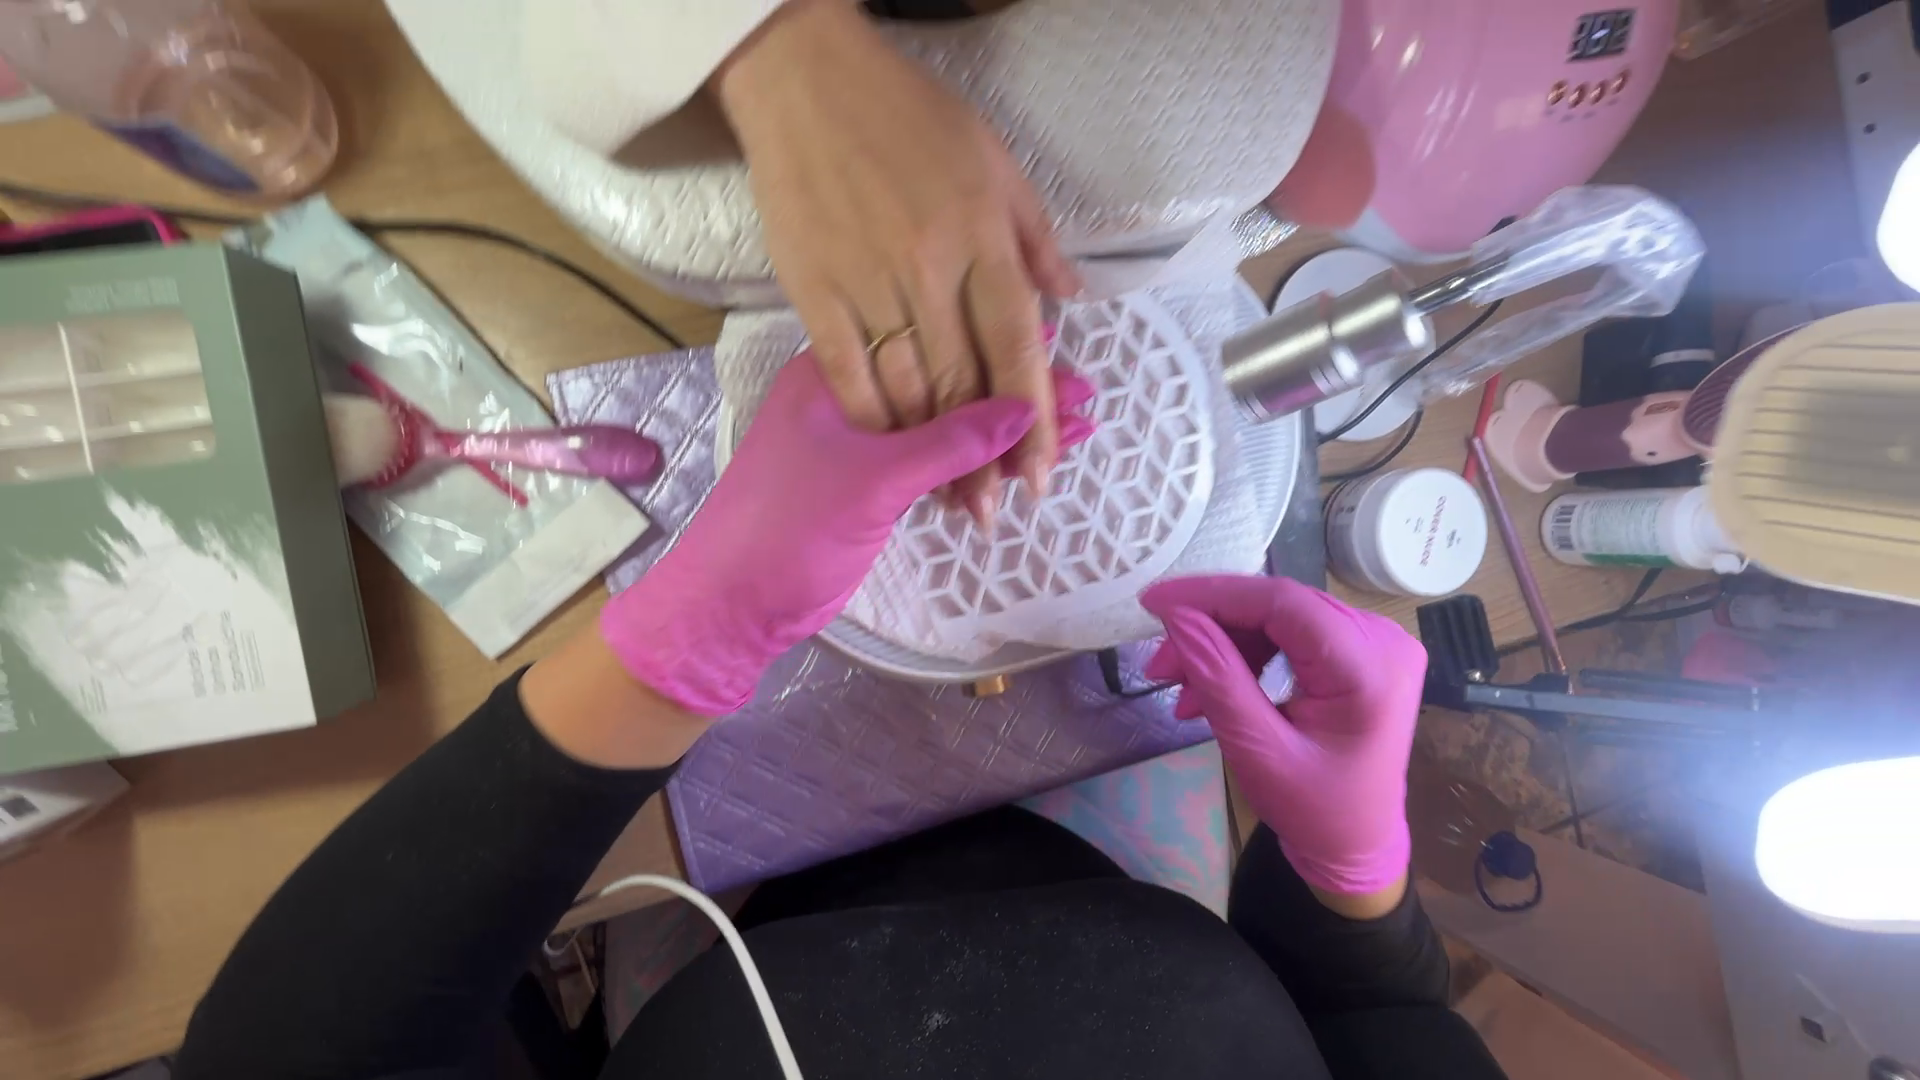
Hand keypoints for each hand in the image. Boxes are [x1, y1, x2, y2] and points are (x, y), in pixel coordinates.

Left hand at [602, 351, 1094, 716]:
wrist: (734, 603)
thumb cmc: (788, 529)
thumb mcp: (871, 481)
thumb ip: (947, 443)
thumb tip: (1026, 409)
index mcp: (839, 370)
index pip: (932, 342)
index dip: (998, 350)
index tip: (1060, 353)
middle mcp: (855, 394)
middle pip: (949, 382)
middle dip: (1017, 394)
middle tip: (1083, 399)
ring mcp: (865, 440)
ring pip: (947, 425)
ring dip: (1005, 432)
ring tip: (1076, 429)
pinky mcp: (874, 481)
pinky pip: (935, 462)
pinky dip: (977, 465)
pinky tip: (1020, 464)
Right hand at [713, 0, 1082, 522]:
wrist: (805, 83)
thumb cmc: (911, 120)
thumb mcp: (997, 164)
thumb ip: (1036, 240)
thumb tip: (1073, 303)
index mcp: (982, 241)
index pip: (1016, 349)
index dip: (1030, 421)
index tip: (1037, 478)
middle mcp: (931, 272)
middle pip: (962, 386)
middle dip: (979, 460)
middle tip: (989, 514)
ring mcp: (868, 286)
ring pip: (907, 390)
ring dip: (928, 456)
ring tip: (944, 502)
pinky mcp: (815, 294)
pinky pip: (848, 375)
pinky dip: (872, 421)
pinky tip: (888, 456)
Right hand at [1140, 575, 1426, 897]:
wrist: (1356, 848)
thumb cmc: (1313, 810)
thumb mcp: (1257, 750)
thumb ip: (1217, 677)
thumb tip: (1176, 617)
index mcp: (1370, 668)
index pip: (1281, 603)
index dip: (1212, 595)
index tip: (1154, 602)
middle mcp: (1382, 640)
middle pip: (1276, 607)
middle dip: (1209, 627)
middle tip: (1160, 663)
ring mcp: (1372, 644)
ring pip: (1274, 618)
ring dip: (1219, 644)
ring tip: (1177, 684)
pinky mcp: (1356, 652)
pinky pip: (1286, 634)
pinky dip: (1241, 655)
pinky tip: (1207, 688)